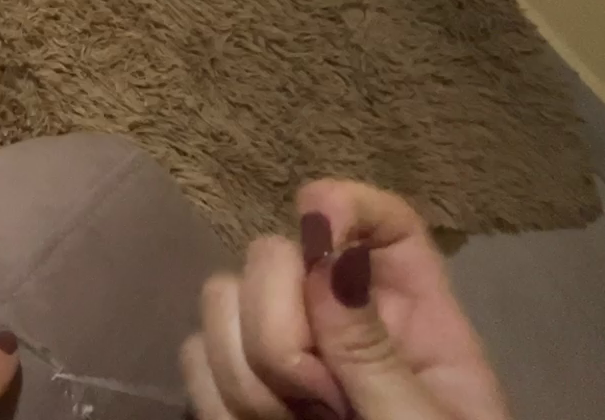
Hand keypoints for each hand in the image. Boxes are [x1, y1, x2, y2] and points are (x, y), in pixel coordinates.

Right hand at [180, 180, 509, 419]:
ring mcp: (278, 345)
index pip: (382, 221)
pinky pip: (191, 353)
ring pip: (217, 297)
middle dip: (278, 329)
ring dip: (246, 374)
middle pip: (271, 253)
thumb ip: (379, 354)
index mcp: (413, 323)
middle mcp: (336, 316)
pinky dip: (216, 400)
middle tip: (319, 403)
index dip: (344, 204)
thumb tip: (324, 253)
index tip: (317, 230)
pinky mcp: (231, 378)